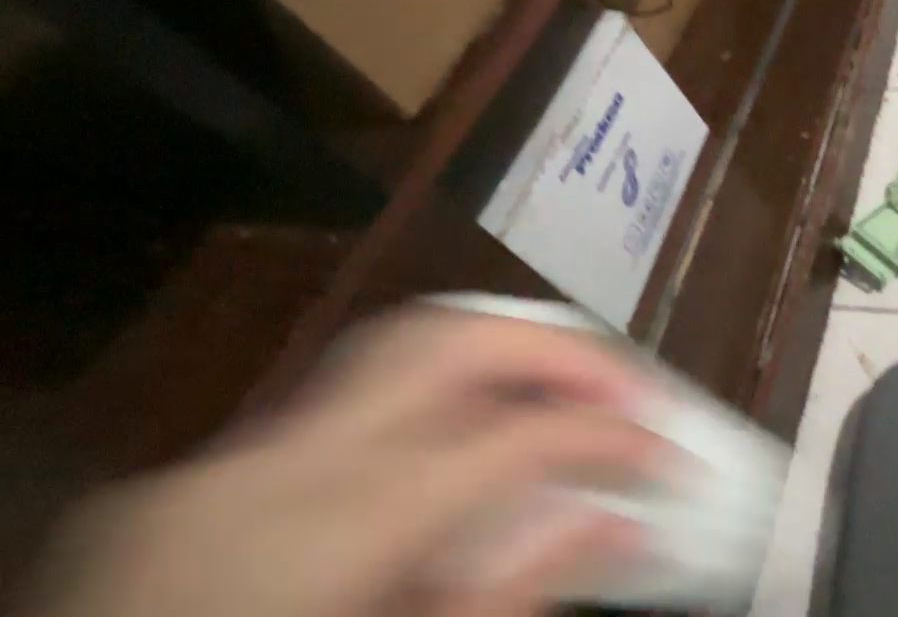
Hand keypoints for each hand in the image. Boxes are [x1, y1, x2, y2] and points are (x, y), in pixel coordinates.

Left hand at [25, 308, 661, 616]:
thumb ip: (518, 596)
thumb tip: (624, 524)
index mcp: (316, 543)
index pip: (512, 435)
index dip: (613, 435)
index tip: (669, 456)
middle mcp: (257, 475)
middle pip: (447, 336)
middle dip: (560, 348)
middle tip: (629, 389)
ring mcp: (214, 468)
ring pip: (398, 346)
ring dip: (502, 356)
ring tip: (569, 398)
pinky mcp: (197, 483)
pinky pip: (350, 405)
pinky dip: (436, 403)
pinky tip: (470, 449)